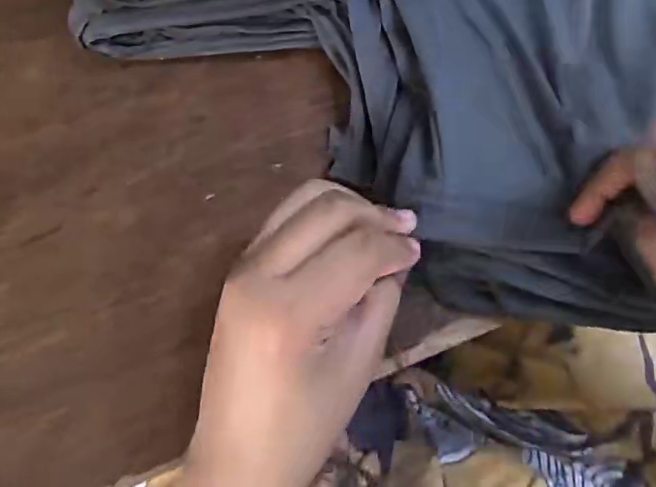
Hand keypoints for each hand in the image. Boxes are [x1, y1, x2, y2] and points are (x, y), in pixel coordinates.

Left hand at [187, 180, 419, 486]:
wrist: (236, 459)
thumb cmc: (304, 425)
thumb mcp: (358, 365)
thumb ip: (383, 298)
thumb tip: (399, 252)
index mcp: (289, 311)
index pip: (357, 250)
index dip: (394, 244)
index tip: (418, 248)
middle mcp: (258, 274)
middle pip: (329, 210)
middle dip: (375, 214)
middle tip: (407, 226)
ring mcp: (242, 265)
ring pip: (304, 197)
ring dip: (349, 203)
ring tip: (379, 222)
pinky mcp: (239, 265)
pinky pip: (285, 213)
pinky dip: (321, 210)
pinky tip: (347, 227)